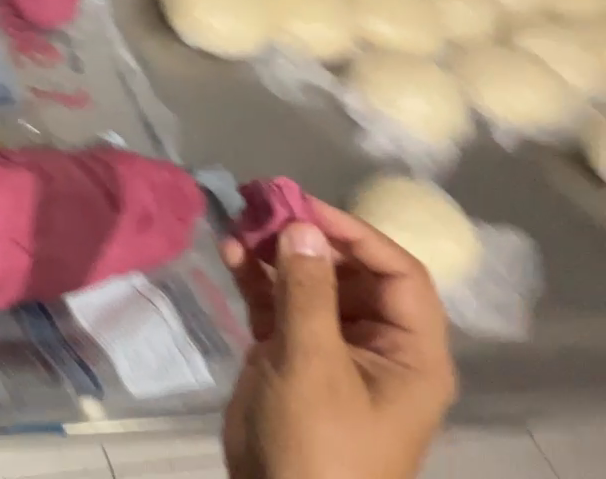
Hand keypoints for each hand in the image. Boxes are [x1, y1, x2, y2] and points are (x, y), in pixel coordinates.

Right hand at [220, 199, 456, 478]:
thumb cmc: (317, 437)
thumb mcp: (313, 364)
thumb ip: (306, 293)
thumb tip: (301, 227)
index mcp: (410, 351)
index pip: (397, 274)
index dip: (354, 233)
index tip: (299, 203)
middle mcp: (375, 342)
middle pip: (348, 272)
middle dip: (305, 236)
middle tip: (256, 204)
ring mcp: (328, 346)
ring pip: (306, 282)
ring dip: (274, 252)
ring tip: (235, 221)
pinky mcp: (288, 351)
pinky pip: (276, 301)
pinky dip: (255, 276)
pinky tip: (230, 252)